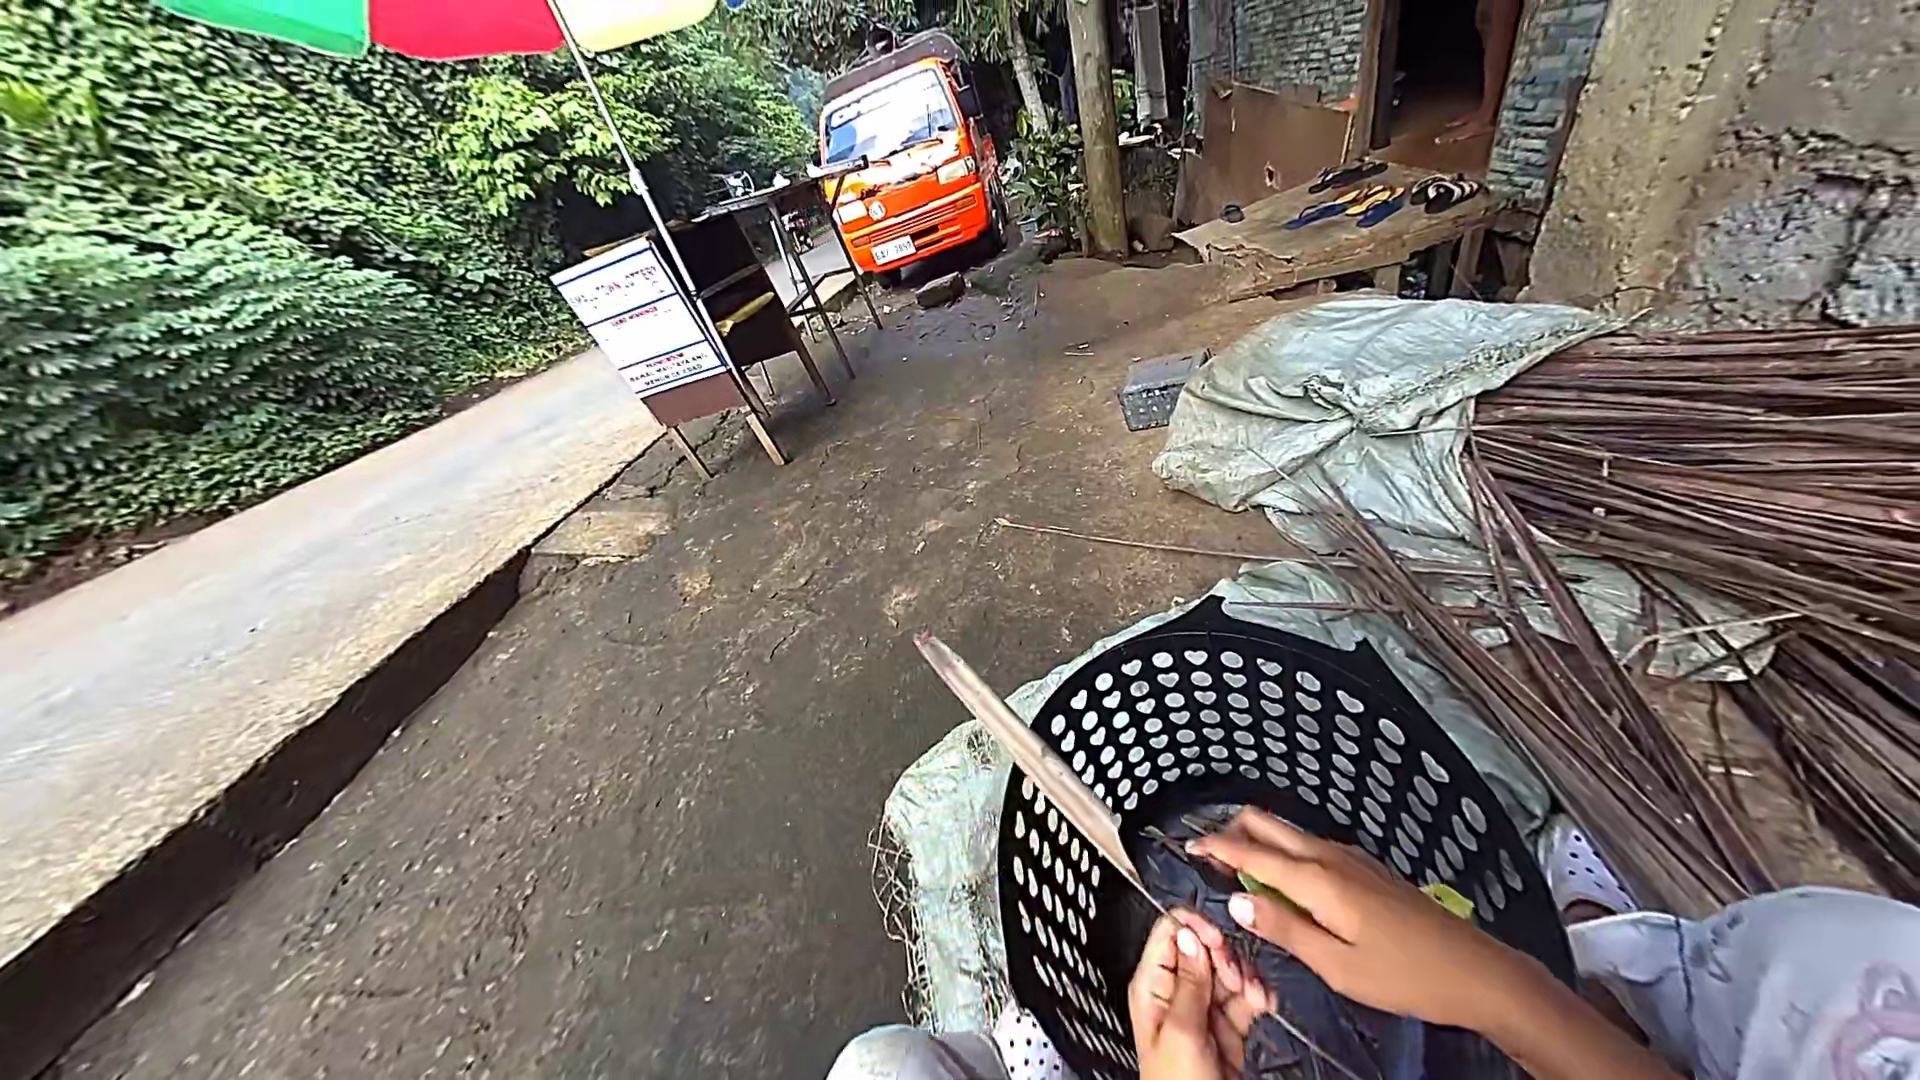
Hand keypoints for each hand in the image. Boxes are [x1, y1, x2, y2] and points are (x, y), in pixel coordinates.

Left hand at [1129, 912, 1264, 1079]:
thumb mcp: (1182, 1033)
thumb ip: (1189, 982)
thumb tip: (1189, 932)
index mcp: (1152, 984)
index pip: (1169, 932)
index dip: (1194, 927)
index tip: (1219, 940)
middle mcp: (1174, 991)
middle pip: (1200, 949)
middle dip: (1225, 957)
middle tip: (1237, 977)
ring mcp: (1200, 1011)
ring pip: (1224, 973)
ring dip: (1244, 977)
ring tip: (1256, 995)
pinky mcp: (1224, 1031)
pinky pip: (1240, 1001)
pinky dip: (1254, 996)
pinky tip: (1265, 1001)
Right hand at [1187, 808, 1542, 1031]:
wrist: (1479, 971)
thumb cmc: (1405, 975)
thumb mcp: (1337, 966)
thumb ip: (1283, 929)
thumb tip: (1236, 902)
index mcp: (1315, 879)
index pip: (1249, 852)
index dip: (1214, 847)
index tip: (1188, 846)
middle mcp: (1325, 854)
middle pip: (1263, 822)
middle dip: (1230, 831)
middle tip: (1212, 857)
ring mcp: (1346, 854)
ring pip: (1284, 831)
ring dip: (1256, 840)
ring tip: (1244, 874)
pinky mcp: (1362, 863)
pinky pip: (1306, 843)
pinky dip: (1281, 850)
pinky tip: (1288, 883)